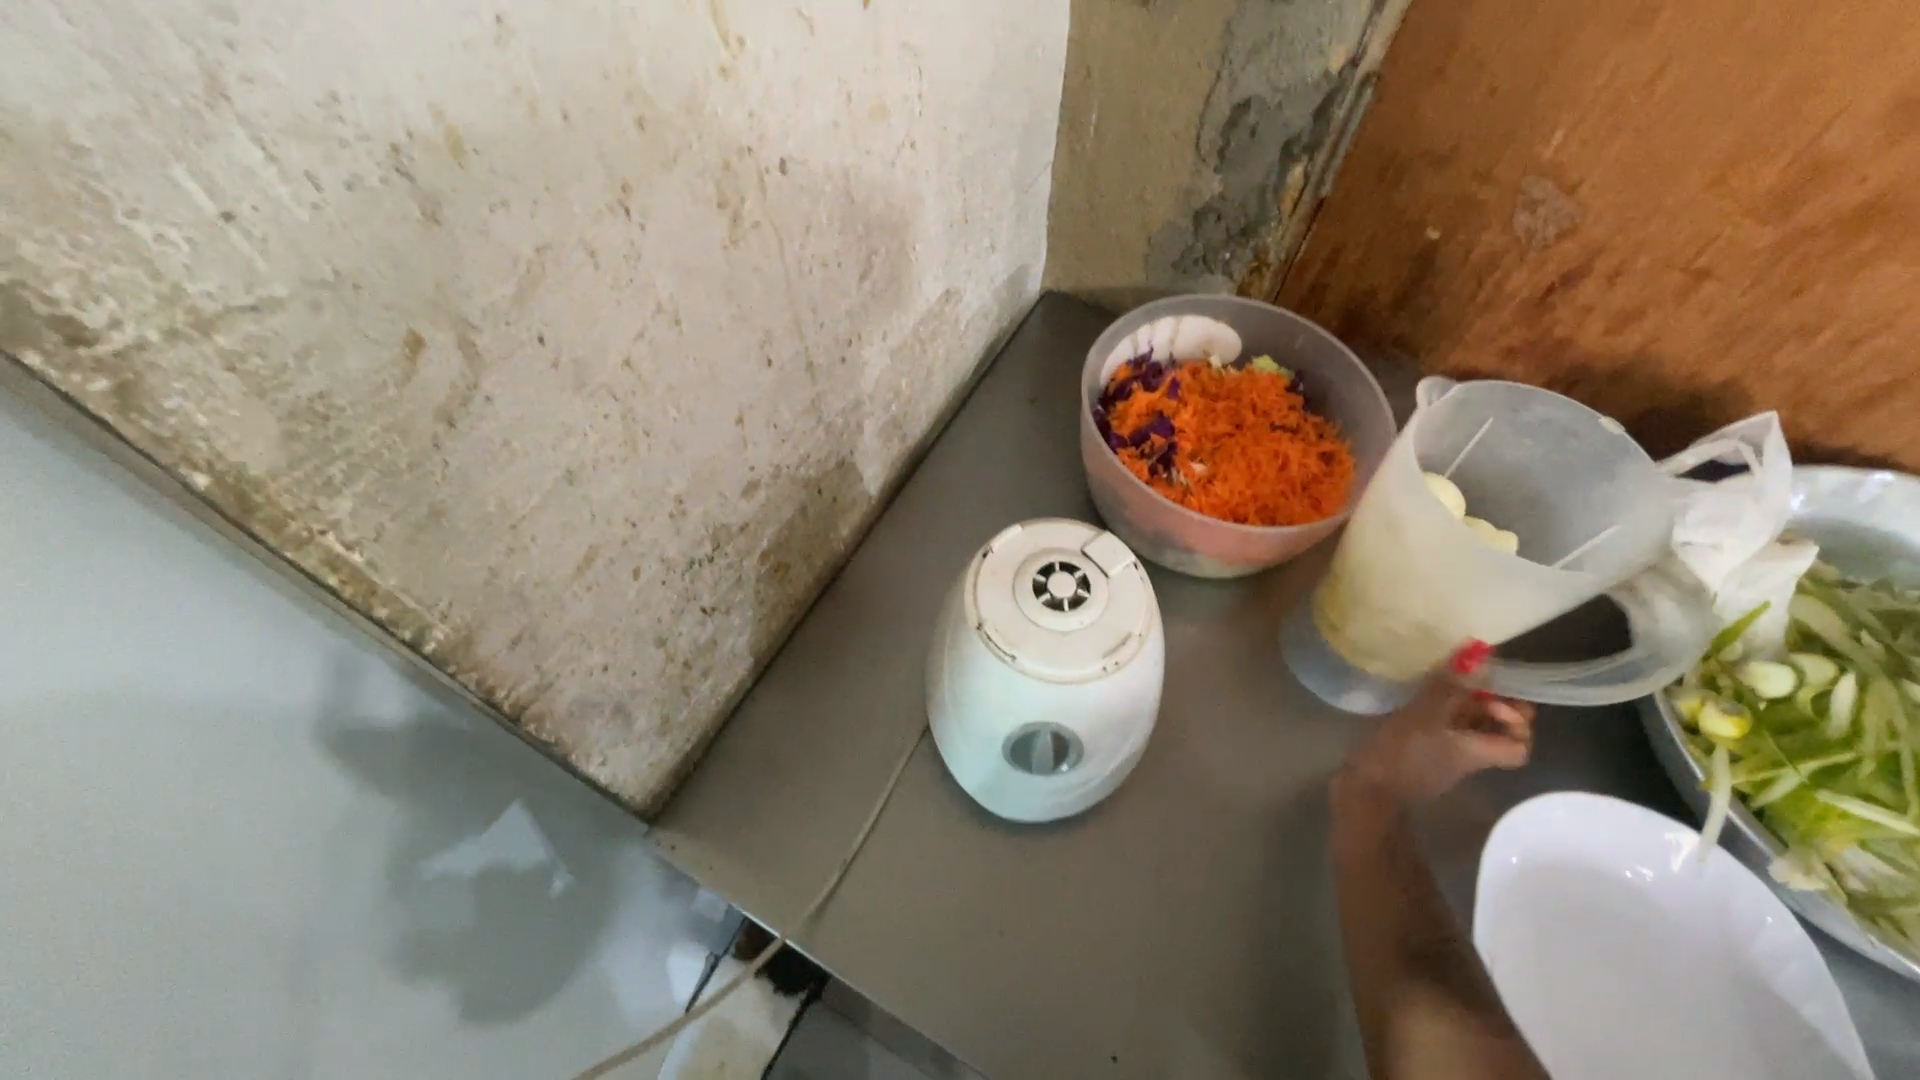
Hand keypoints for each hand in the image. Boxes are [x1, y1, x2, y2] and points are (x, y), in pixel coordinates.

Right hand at [1336, 680, 1536, 805]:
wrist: (1368, 789)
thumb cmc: (1402, 753)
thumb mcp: (1425, 714)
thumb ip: (1450, 687)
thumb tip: (1474, 658)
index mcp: (1479, 750)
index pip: (1521, 745)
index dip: (1518, 721)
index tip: (1493, 699)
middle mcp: (1468, 756)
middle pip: (1494, 733)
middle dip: (1486, 705)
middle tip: (1469, 682)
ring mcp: (1444, 757)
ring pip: (1467, 730)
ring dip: (1461, 707)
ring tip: (1441, 683)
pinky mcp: (1420, 755)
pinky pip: (1441, 731)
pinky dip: (1438, 714)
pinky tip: (1418, 699)